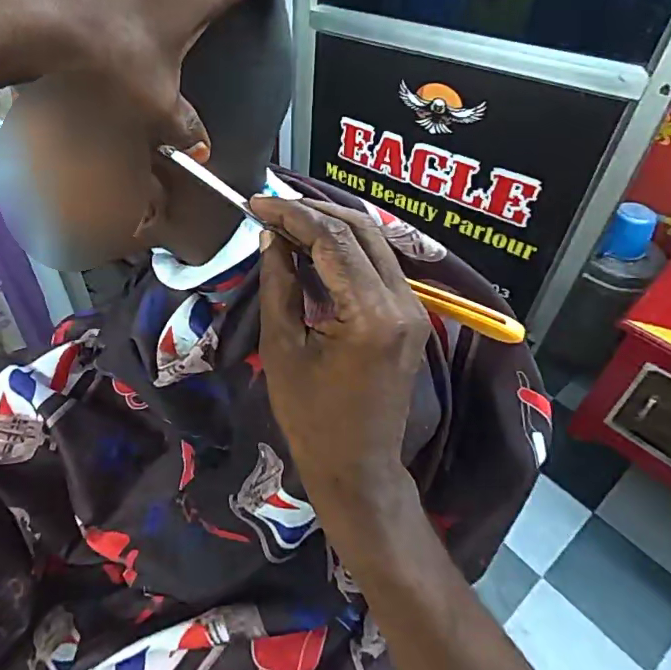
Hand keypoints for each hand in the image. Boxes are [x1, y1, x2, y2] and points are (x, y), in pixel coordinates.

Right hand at [250, 196, 429, 504]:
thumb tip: (273, 237)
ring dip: (331, 226)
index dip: (292, 214)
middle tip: (271, 208)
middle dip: (313, 211)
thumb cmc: (310, 416)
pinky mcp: (410, 317)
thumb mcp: (282, 347)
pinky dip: (345, 249)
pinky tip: (313, 248)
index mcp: (370, 314)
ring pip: (374, 243)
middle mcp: (402, 303)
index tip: (257, 203)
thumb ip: (279, 284)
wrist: (357, 466)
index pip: (332, 240)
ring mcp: (412, 309)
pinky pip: (378, 265)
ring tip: (287, 221)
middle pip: (361, 230)